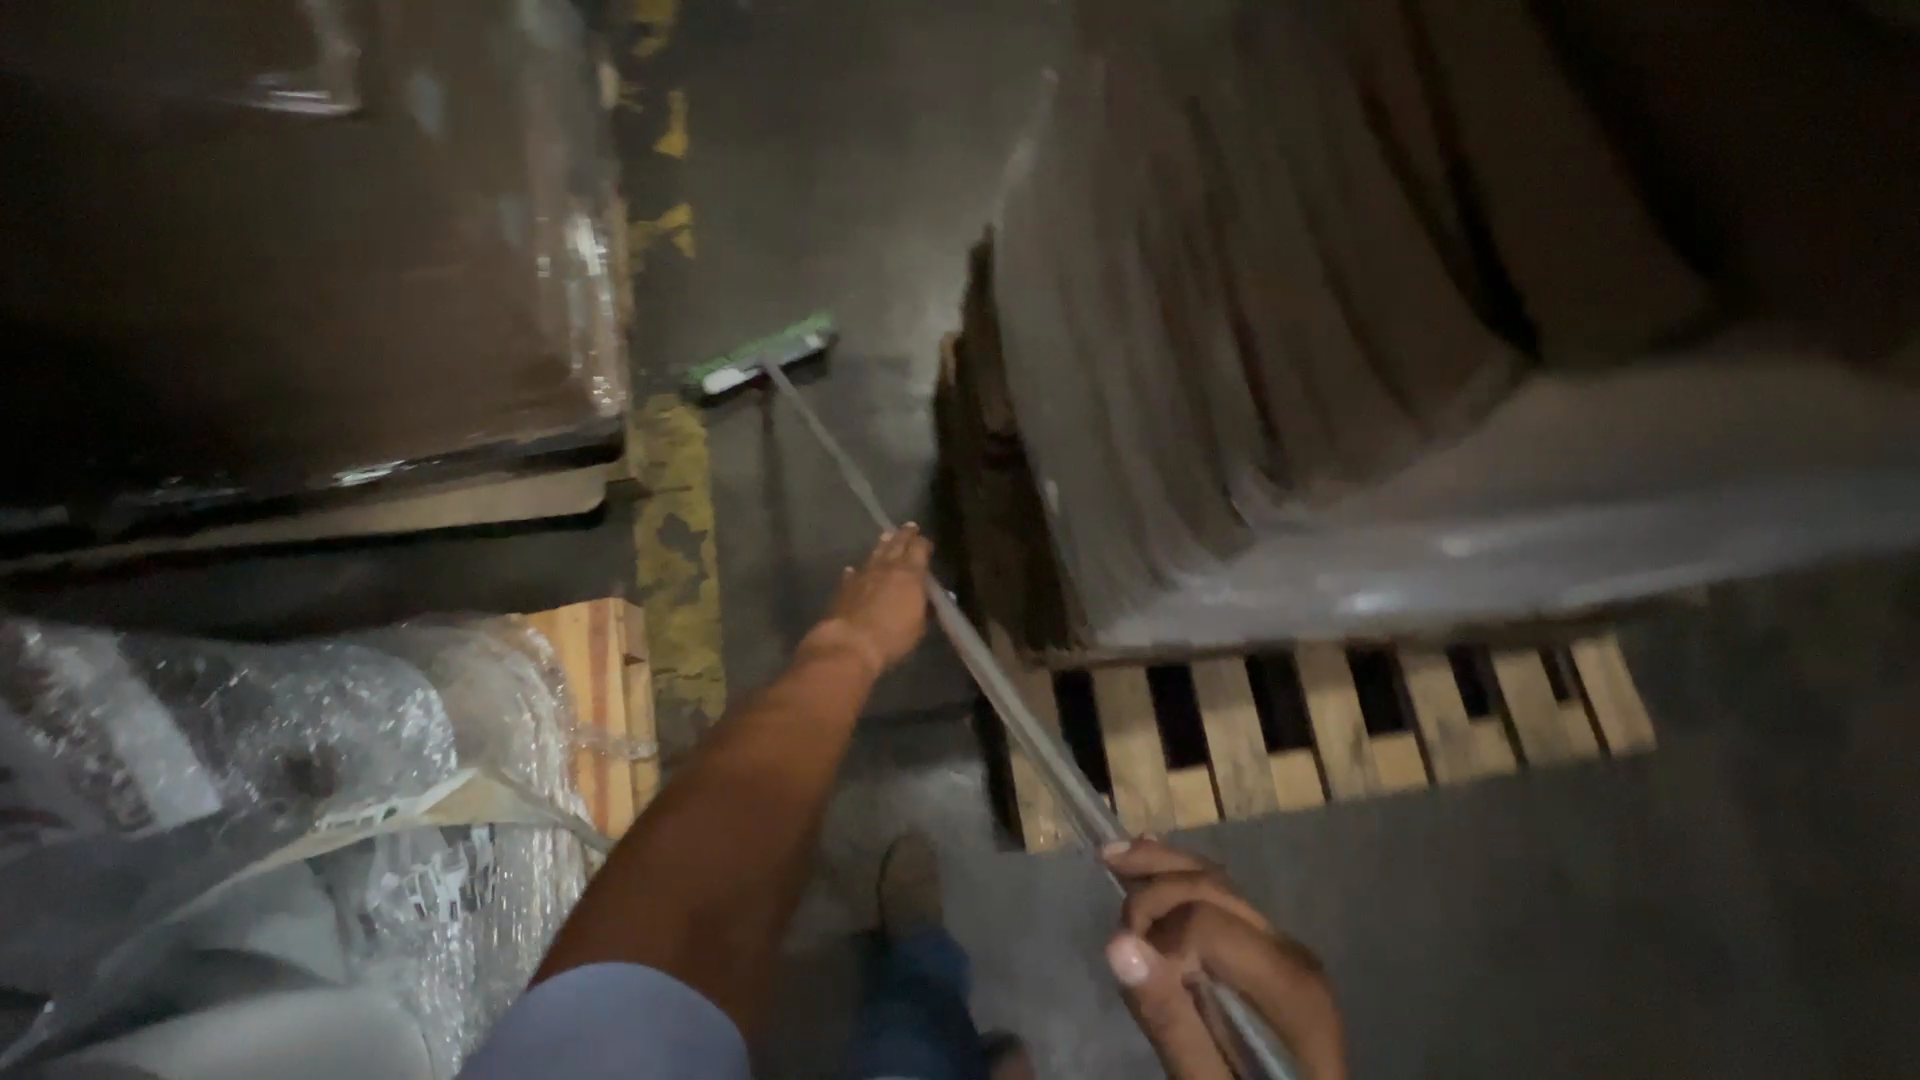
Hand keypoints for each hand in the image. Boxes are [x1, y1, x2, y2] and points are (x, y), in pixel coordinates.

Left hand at [805, 524, 932, 675]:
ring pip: (875, 554)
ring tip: (886, 537)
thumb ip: (923, 608)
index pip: (919, 549)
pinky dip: (856, 571)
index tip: (926, 542)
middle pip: (897, 544)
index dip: (924, 544)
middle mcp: (887, 567)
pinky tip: (853, 570)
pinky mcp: (845, 587)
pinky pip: (853, 573)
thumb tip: (926, 600)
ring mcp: (863, 575)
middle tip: (909, 527)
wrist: (851, 642)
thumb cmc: (893, 636)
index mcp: (910, 574)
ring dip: (882, 545)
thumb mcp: (918, 626)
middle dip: (904, 535)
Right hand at [1103, 839, 1346, 1079]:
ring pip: (1218, 883)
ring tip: (1113, 852)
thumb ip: (1170, 1019)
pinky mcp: (1271, 953)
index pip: (1206, 922)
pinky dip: (1182, 878)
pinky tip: (1153, 856)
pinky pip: (1224, 900)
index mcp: (1287, 986)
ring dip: (1163, 866)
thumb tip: (1118, 944)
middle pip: (1213, 890)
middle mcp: (1292, 953)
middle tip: (1104, 910)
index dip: (1157, 932)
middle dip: (1153, 889)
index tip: (1127, 964)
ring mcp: (1285, 949)